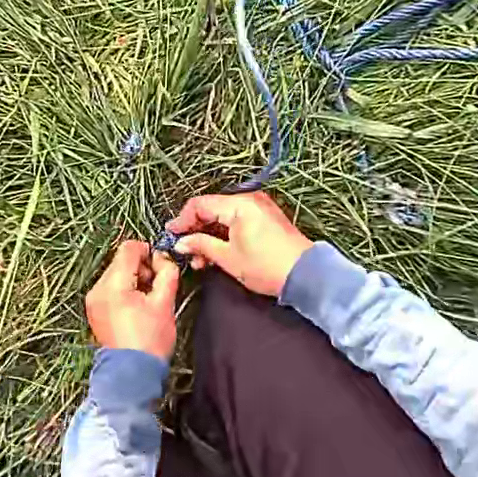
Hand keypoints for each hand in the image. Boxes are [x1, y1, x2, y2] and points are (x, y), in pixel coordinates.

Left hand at [85, 240, 180, 360]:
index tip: (160, 266)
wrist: (132, 375)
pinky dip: (124, 291)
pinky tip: (136, 309)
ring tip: (146, 302)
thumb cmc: (149, 343)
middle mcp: (98, 289)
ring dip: (133, 280)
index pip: (129, 248)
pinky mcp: (95, 310)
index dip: (148, 252)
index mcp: (113, 285)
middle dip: (141, 269)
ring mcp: (94, 300)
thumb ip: (166, 272)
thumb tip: (163, 258)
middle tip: (155, 288)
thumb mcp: (165, 303)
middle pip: (121, 260)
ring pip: (116, 274)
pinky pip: (110, 289)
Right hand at [164, 191, 313, 296]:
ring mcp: (259, 208)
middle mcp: (249, 200)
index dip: (182, 220)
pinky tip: (217, 251)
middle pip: (211, 209)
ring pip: (223, 216)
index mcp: (239, 204)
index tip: (172, 235)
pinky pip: (236, 220)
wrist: (306, 276)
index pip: (200, 204)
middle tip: (185, 250)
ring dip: (209, 234)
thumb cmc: (268, 266)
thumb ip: (201, 245)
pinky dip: (224, 233)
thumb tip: (182, 242)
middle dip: (195, 230)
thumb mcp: (228, 257)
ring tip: (201, 258)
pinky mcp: (265, 218)